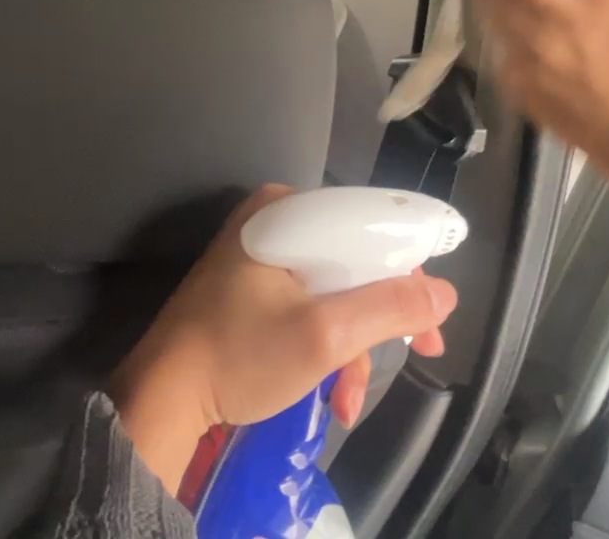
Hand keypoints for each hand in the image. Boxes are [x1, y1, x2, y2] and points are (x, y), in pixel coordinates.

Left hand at [111, 185, 457, 493]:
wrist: (163, 396)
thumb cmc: (240, 354)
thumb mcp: (324, 335)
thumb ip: (389, 309)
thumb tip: (445, 294)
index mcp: (284, 209)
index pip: (367, 225)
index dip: (407, 269)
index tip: (430, 316)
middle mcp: (272, 220)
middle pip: (352, 260)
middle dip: (381, 319)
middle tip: (419, 354)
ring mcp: (259, 254)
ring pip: (332, 288)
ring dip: (352, 345)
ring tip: (350, 400)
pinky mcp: (251, 287)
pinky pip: (306, 302)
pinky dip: (325, 344)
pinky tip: (331, 392)